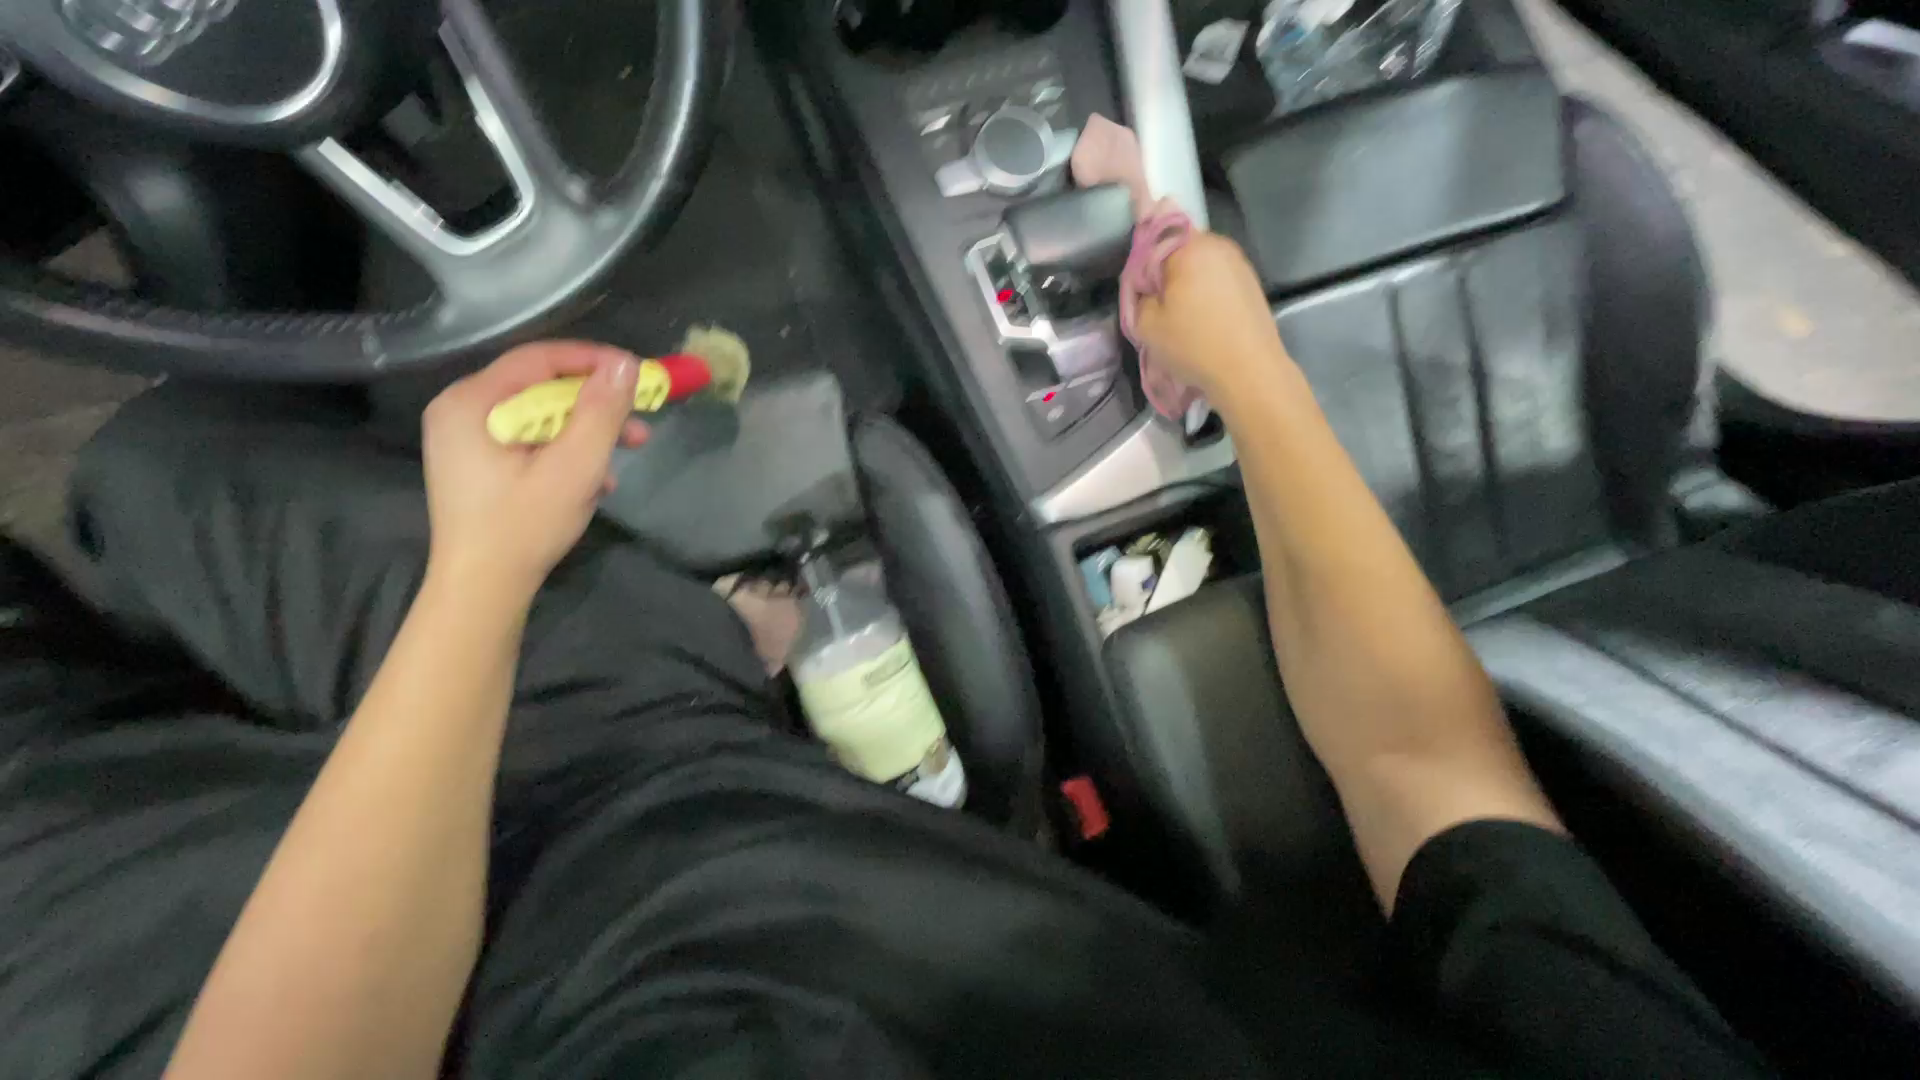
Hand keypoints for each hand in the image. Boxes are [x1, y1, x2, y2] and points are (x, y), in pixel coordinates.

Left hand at [421, 341, 647, 601]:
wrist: (482, 589)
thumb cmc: (524, 525)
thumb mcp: (575, 467)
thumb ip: (601, 412)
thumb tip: (626, 365)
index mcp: (472, 401)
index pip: (539, 359)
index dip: (594, 362)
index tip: (639, 375)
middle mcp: (461, 409)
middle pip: (541, 388)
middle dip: (596, 405)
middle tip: (640, 424)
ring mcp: (467, 438)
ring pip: (540, 416)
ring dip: (588, 432)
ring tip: (626, 456)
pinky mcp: (478, 463)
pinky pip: (530, 440)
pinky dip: (566, 452)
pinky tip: (595, 481)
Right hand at [1132, 233, 1292, 398]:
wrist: (1249, 373)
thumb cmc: (1193, 345)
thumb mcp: (1146, 324)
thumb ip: (1138, 294)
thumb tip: (1143, 285)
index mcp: (1190, 247)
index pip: (1155, 231)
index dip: (1140, 256)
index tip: (1136, 284)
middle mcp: (1218, 245)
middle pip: (1178, 248)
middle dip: (1164, 271)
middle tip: (1154, 307)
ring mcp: (1239, 263)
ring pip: (1199, 266)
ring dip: (1185, 285)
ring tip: (1178, 319)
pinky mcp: (1250, 284)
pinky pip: (1217, 280)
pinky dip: (1205, 296)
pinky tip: (1201, 323)